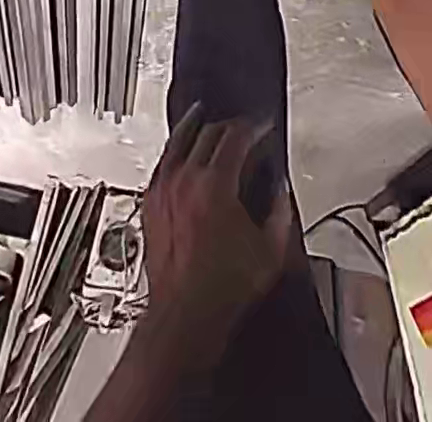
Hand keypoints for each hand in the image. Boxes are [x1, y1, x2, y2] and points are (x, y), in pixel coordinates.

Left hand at [141, 107, 292, 348]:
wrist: (184, 316)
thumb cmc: (222, 288)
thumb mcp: (270, 249)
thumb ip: (281, 210)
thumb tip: (280, 189)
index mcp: (215, 185)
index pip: (235, 136)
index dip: (253, 126)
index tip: (263, 125)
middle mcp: (185, 180)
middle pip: (208, 132)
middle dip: (230, 125)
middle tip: (244, 128)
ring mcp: (164, 190)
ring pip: (178, 140)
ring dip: (195, 125)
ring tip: (203, 115)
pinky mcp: (151, 203)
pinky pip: (163, 162)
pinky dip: (175, 148)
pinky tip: (180, 147)